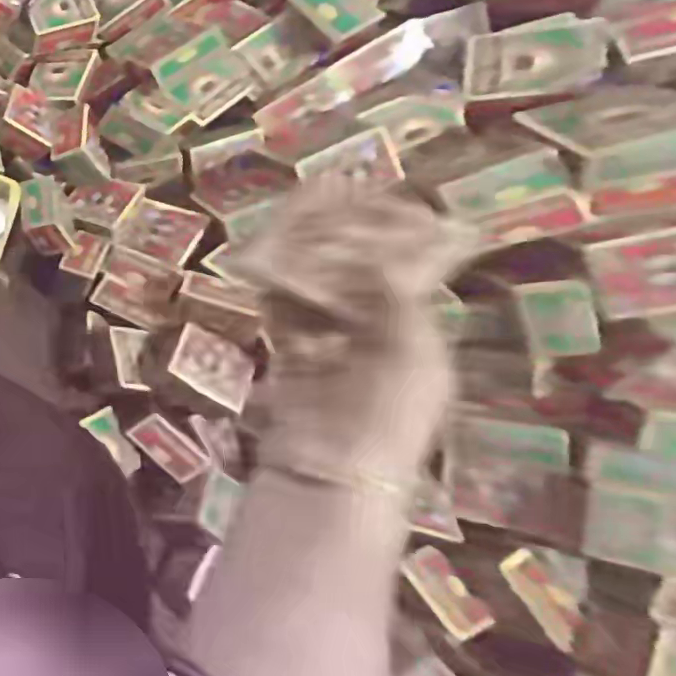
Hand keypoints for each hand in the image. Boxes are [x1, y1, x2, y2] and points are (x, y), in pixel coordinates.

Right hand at [248, 184, 462, 489]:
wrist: (328, 465)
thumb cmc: (381, 415)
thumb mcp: (407, 360)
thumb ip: (393, 307)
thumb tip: (379, 258)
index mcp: (413, 338)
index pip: (404, 279)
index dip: (391, 245)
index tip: (373, 210)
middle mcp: (372, 338)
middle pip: (353, 283)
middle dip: (338, 250)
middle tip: (318, 217)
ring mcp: (327, 349)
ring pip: (314, 297)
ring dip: (301, 267)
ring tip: (286, 234)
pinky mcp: (289, 359)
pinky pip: (282, 319)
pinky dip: (273, 296)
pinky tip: (262, 271)